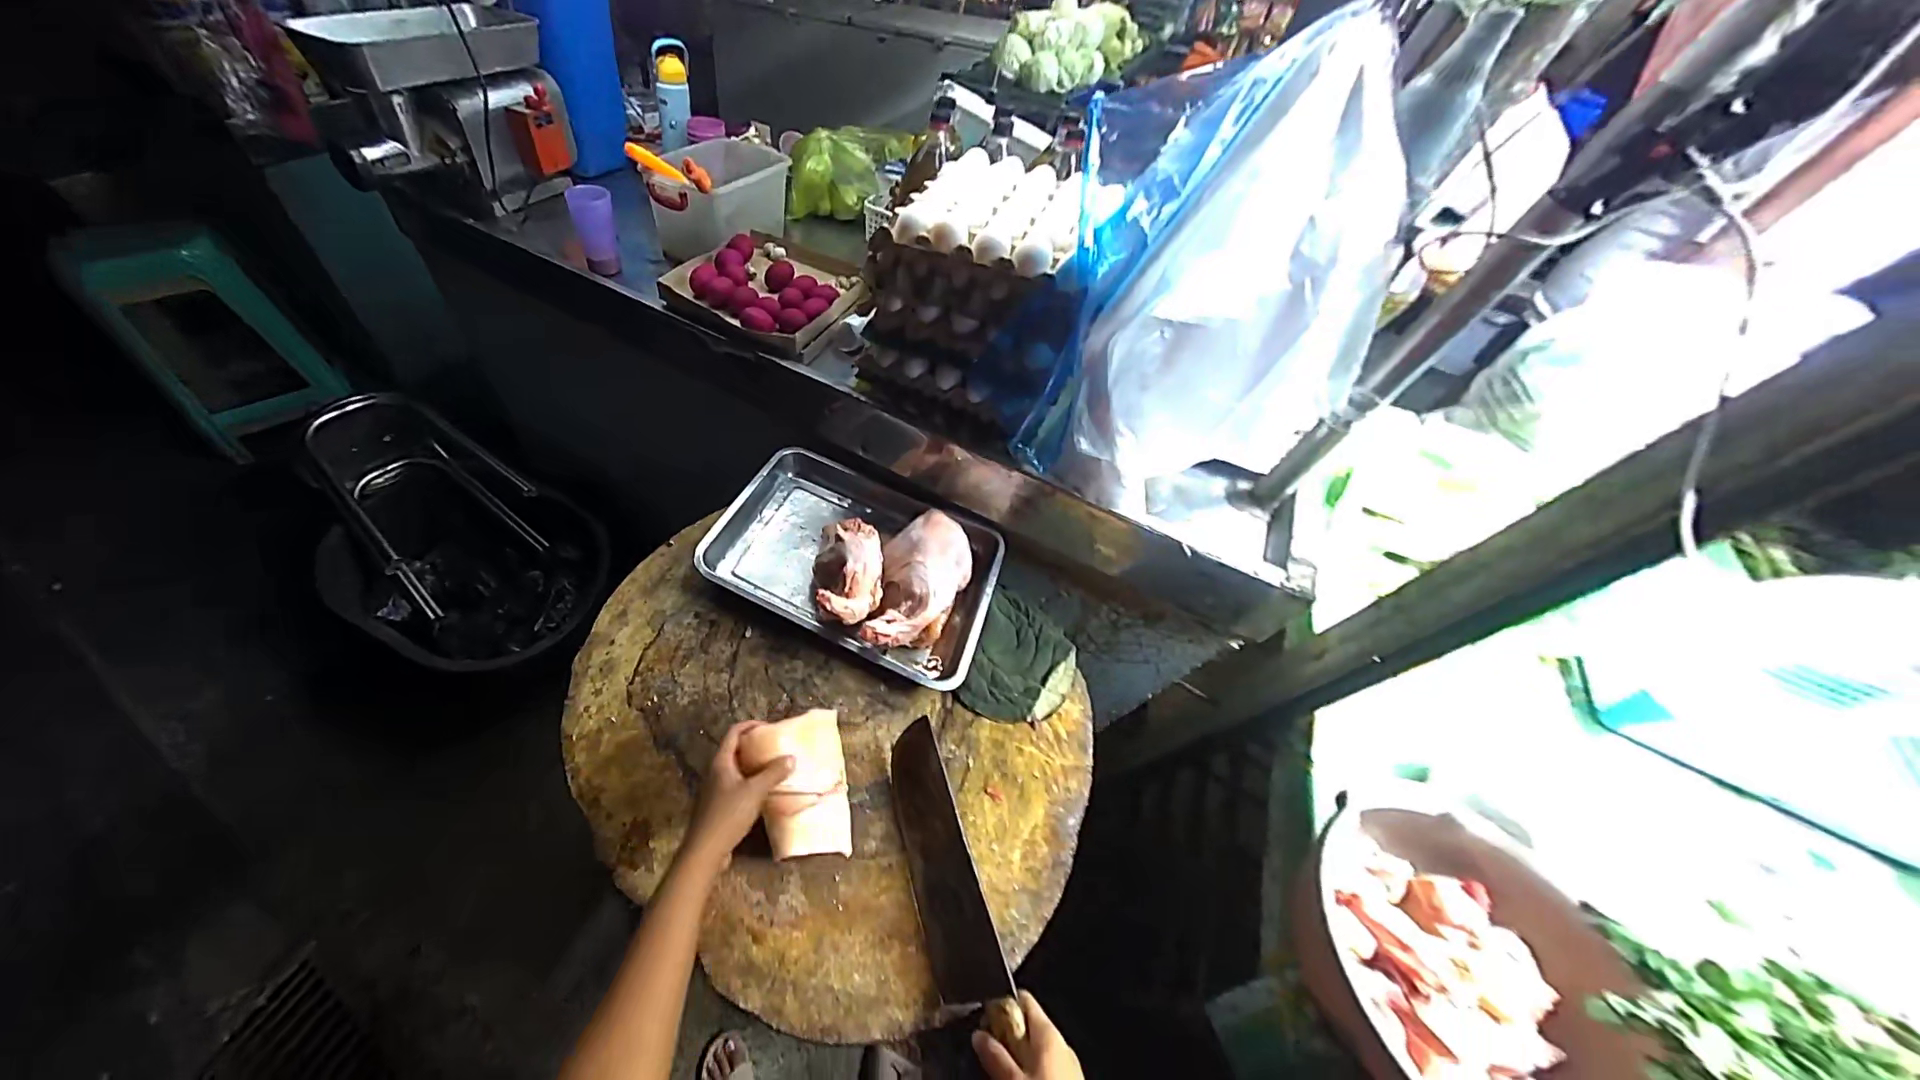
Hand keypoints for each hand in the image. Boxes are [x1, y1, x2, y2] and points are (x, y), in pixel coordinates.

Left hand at [684, 721, 795, 869]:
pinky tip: (764, 791)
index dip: (750, 725)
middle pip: (735, 749)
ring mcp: (715, 789)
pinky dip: (751, 781)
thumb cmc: (728, 815)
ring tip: (774, 766)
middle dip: (754, 745)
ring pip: (736, 768)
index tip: (769, 727)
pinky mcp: (718, 805)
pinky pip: (736, 785)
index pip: (734, 733)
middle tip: (775, 746)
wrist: (704, 851)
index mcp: (721, 762)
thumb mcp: (755, 791)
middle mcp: (715, 772)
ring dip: (754, 765)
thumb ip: (773, 773)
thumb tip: (791, 758)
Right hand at [971, 992, 1083, 1079]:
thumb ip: (996, 1057)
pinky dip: (1027, 1073)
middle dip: (1005, 1036)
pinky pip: (1044, 1068)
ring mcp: (1068, 1066)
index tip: (983, 1020)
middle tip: (985, 1052)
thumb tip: (978, 1035)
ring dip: (1015, 1058)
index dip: (1001, 1005)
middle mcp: (1061, 1044)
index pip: (1024, 1000)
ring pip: (1035, 1050)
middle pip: (1028, 1026)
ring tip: (996, 1073)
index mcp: (1049, 1034)